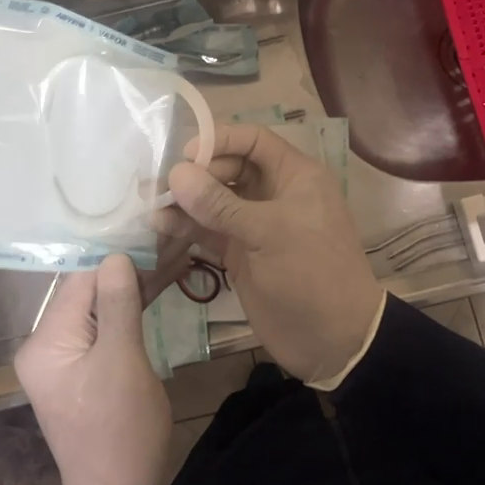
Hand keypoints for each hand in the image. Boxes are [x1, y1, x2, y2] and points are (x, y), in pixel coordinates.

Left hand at [13, 254, 171, 484]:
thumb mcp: (123, 363)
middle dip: (128, 267)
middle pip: (89, 290)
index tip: (152, 231)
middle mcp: (46, 343)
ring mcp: (66, 356)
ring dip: (134, 285)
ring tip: (171, 254)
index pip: (80, 280)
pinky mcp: (85, 366)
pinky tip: (159, 284)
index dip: (116, 257)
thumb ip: (118, 305)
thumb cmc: (120, 431)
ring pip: (101, 306)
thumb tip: (115, 255)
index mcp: (46, 341)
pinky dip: (131, 309)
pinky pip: (106, 326)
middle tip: (169, 239)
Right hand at [159, 126, 383, 382]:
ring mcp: (255, 225)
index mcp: (294, 176)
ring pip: (214, 202)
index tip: (184, 154)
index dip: (219, 141)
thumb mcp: (268, 233)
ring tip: (149, 205)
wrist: (334, 343)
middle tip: (160, 185)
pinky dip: (186, 228)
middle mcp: (274, 194)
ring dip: (184, 202)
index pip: (253, 141)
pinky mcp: (241, 254)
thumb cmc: (312, 275)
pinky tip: (160, 227)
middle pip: (228, 170)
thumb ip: (220, 204)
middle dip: (195, 174)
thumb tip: (176, 173)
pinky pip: (209, 231)